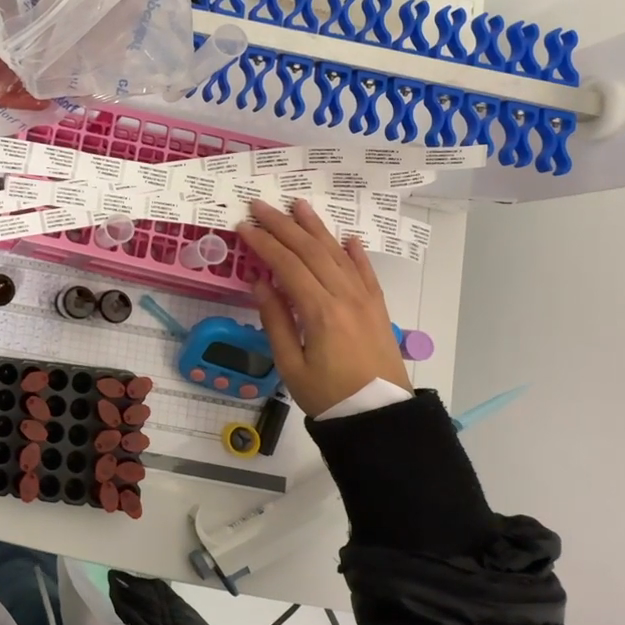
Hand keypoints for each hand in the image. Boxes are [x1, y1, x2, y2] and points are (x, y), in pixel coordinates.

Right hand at [239, 199, 408, 416]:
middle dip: (283, 225)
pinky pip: (366, 272)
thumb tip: (260, 283)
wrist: (381, 419)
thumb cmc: (328, 396)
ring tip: (299, 205)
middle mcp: (344, 297)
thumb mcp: (290, 365)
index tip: (243, 226)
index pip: (287, 265)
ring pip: (338, 254)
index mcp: (320, 312)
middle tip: (261, 205)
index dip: (263, 243)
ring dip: (316, 228)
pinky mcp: (378, 309)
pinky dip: (355, 252)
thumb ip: (276, 320)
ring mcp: (365, 300)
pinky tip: (347, 238)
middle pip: (311, 251)